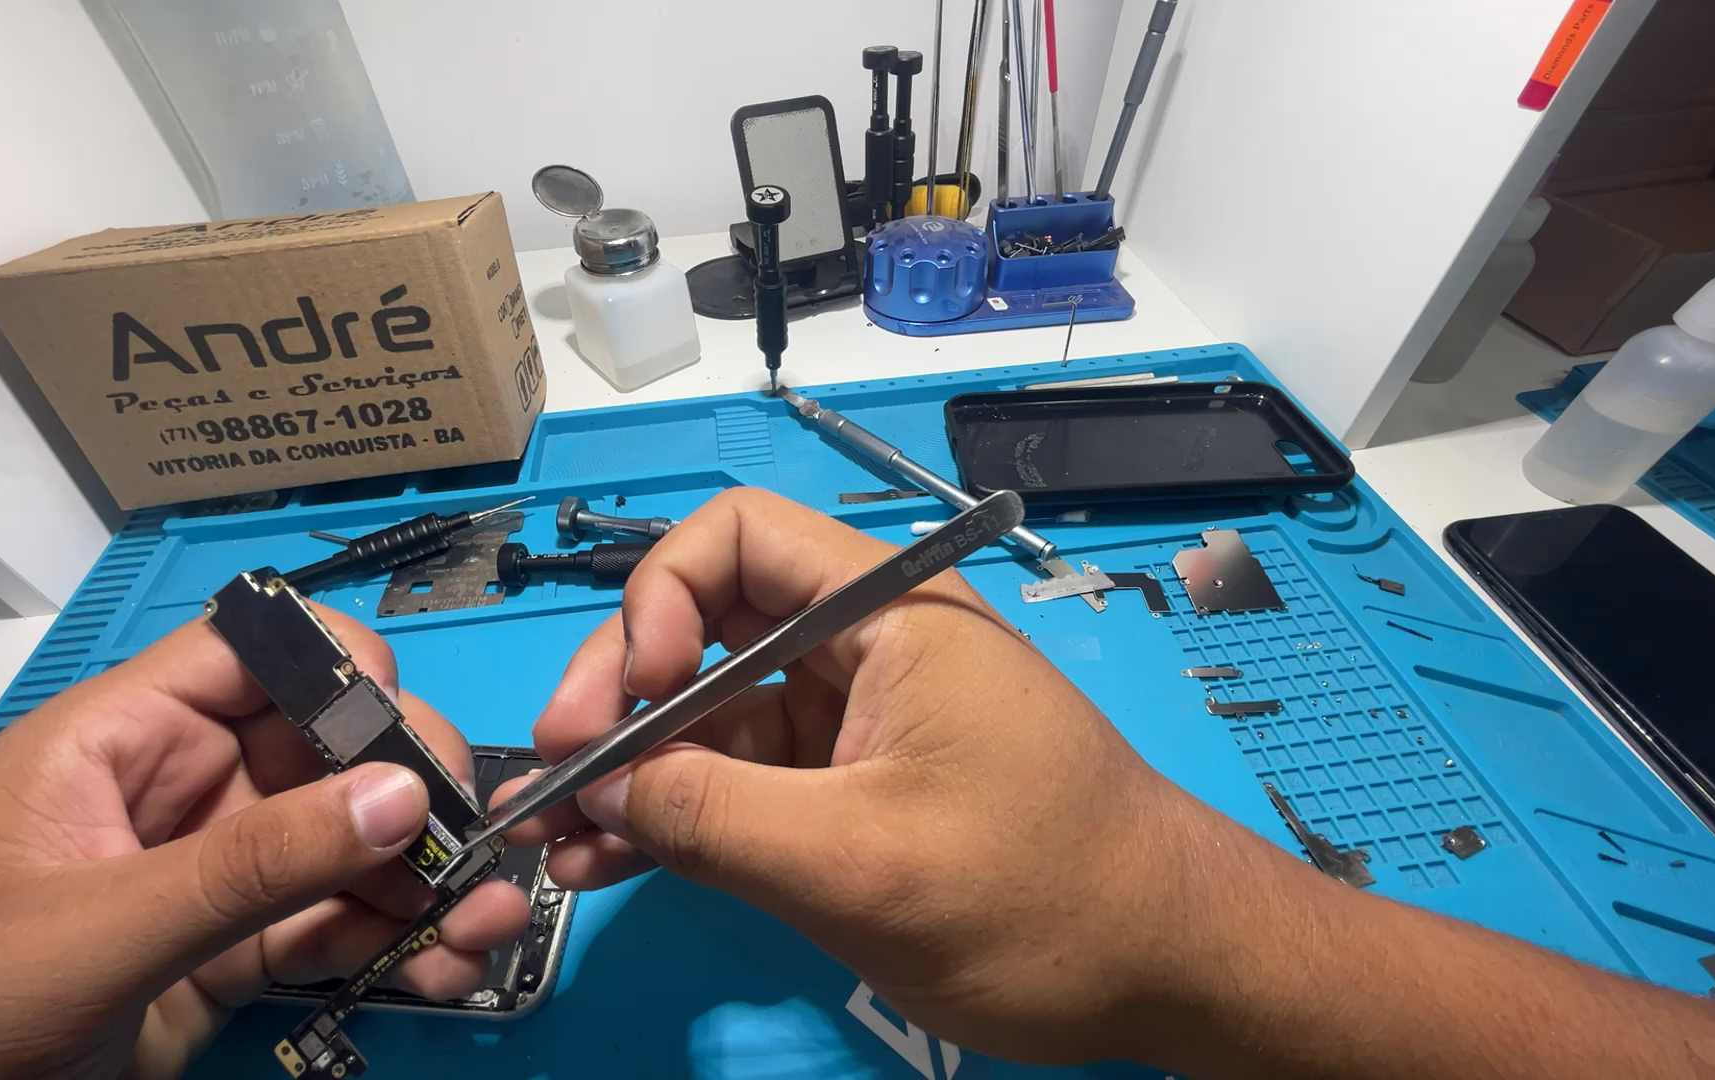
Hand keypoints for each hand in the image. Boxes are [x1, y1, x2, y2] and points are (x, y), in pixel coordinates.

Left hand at [0, 606, 528, 1078]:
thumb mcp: (67, 947)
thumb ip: (244, 867)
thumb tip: (404, 795)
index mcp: (133, 738)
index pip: (263, 651)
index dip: (344, 669)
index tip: (406, 739)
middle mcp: (200, 786)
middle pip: (343, 746)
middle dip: (418, 790)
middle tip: (468, 845)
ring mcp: (231, 868)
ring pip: (362, 838)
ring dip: (433, 875)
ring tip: (484, 922)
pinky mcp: (249, 945)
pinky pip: (347, 920)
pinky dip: (405, 938)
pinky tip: (448, 963)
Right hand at [494, 489, 1282, 1064]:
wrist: (1160, 963)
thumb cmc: (1038, 895)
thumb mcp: (862, 861)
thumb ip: (715, 818)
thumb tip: (594, 785)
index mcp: (879, 608)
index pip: (740, 536)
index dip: (661, 593)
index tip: (629, 687)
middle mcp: (853, 641)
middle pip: (704, 623)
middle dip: (622, 691)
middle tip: (557, 772)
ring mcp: (841, 713)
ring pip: (709, 711)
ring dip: (631, 767)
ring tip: (553, 834)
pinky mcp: (836, 779)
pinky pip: (737, 775)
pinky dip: (674, 812)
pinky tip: (607, 857)